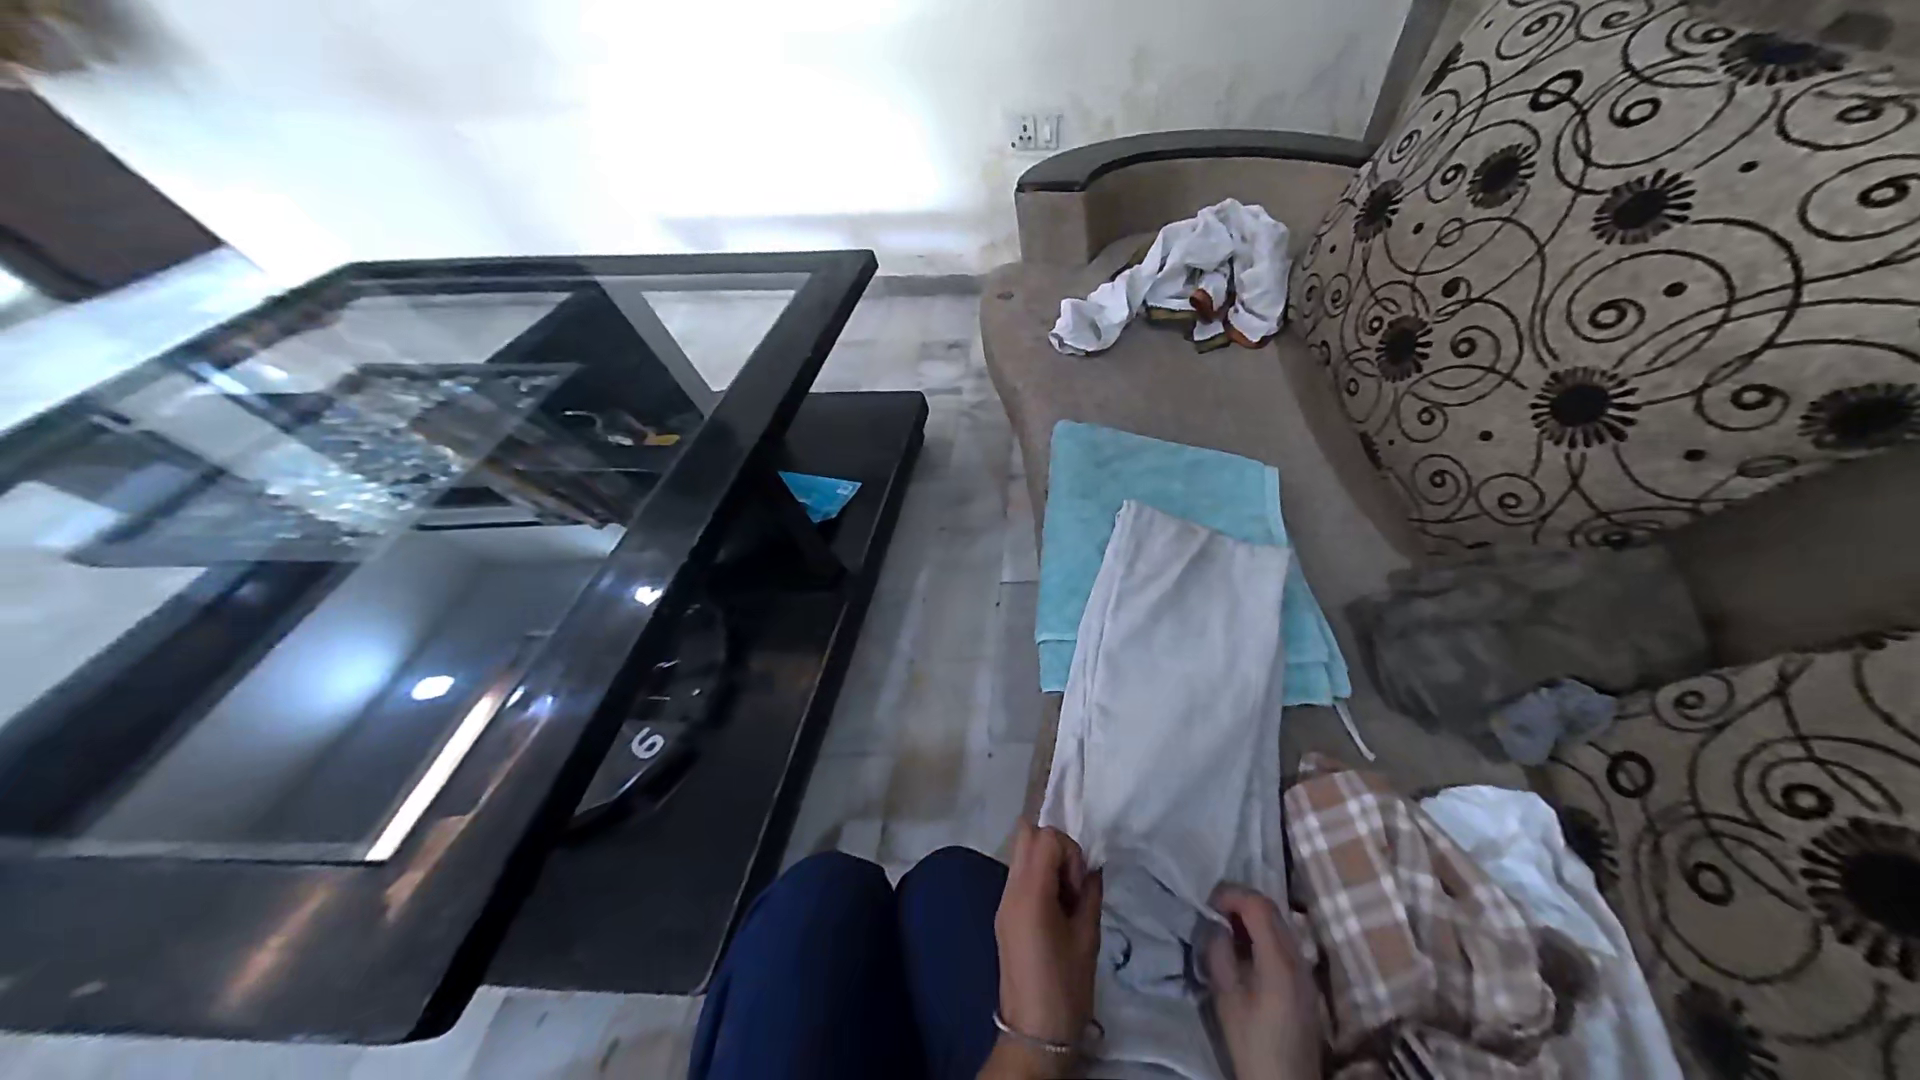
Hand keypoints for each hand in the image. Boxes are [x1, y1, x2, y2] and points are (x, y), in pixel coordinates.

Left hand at [985, 820, 1102, 1078]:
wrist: (1034, 1033)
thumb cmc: (1065, 986)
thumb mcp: (1088, 937)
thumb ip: (1091, 893)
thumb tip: (1092, 869)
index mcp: (1029, 893)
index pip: (1046, 837)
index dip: (1070, 853)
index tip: (1079, 887)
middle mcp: (1010, 889)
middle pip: (1026, 834)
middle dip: (1055, 847)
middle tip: (1072, 884)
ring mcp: (1002, 901)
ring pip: (1021, 854)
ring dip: (1047, 863)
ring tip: (1066, 900)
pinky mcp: (1003, 914)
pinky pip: (1019, 877)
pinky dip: (1039, 879)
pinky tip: (1055, 911)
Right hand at [1205, 884, 1321, 1079]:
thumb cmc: (1252, 1044)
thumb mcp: (1226, 997)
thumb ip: (1219, 952)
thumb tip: (1214, 924)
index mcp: (1279, 960)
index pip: (1257, 905)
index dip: (1230, 894)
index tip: (1207, 904)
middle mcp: (1299, 958)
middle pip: (1271, 909)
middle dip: (1239, 901)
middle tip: (1213, 911)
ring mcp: (1306, 970)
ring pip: (1279, 923)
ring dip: (1251, 916)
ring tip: (1225, 928)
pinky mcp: (1306, 982)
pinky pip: (1284, 941)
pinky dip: (1262, 933)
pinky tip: (1244, 950)